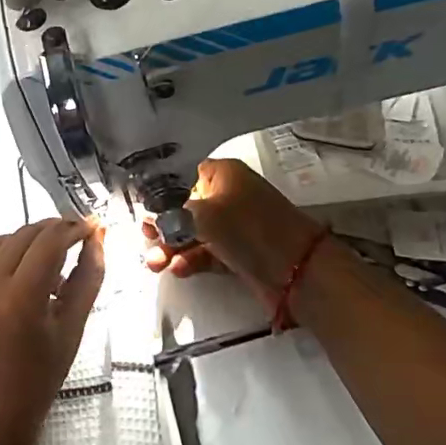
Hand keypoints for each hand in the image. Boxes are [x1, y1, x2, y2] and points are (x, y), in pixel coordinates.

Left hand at [0, 218, 104, 444]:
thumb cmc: (40, 377)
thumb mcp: (72, 328)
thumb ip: (88, 278)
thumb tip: (97, 238)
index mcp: (21, 298)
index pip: (49, 242)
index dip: (74, 229)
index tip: (92, 226)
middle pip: (26, 235)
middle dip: (55, 229)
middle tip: (79, 235)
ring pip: (5, 239)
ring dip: (31, 237)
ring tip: (54, 253)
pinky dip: (8, 248)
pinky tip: (25, 265)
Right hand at [143, 159, 321, 291]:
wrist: (298, 270)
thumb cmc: (248, 228)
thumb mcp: (203, 214)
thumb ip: (174, 217)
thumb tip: (156, 222)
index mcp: (225, 174)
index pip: (189, 178)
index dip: (168, 196)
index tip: (150, 214)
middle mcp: (231, 196)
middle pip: (190, 209)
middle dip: (167, 228)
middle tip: (147, 242)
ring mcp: (238, 227)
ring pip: (198, 234)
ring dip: (175, 248)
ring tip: (155, 263)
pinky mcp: (242, 253)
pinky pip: (210, 253)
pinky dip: (194, 259)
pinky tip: (179, 268)